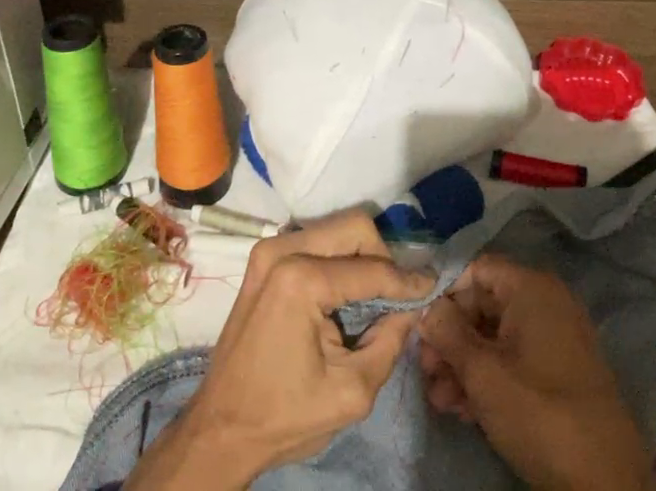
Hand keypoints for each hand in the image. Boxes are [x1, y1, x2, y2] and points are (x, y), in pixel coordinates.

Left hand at [125, 211, 435, 490]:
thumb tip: (412, 308)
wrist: (220, 428)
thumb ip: (390, 341)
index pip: (373, 269)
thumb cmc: (284, 416)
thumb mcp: (352, 391)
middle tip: (396, 296)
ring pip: (335, 229)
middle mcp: (281, 251)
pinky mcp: (261, 260)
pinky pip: (314, 241)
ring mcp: (266, 251)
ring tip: (373, 298)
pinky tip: (345, 295)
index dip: (408, 282)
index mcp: (301, 280)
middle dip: (383, 257)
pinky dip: (337, 259)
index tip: (434, 288)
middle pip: (354, 227)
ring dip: (360, 256)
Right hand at [419, 255, 655, 490]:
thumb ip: (447, 333)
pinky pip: (512, 360)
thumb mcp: (482, 372)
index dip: (444, 292)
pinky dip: (486, 379)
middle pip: (482, 305)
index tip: (418, 321)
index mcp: (532, 290)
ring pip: (494, 338)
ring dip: (462, 365)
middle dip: (449, 338)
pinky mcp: (556, 373)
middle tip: (425, 370)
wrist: (603, 481)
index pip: (476, 269)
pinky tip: (463, 409)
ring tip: (440, 400)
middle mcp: (546, 305)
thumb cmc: (537, 412)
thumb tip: (427, 308)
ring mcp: (554, 339)